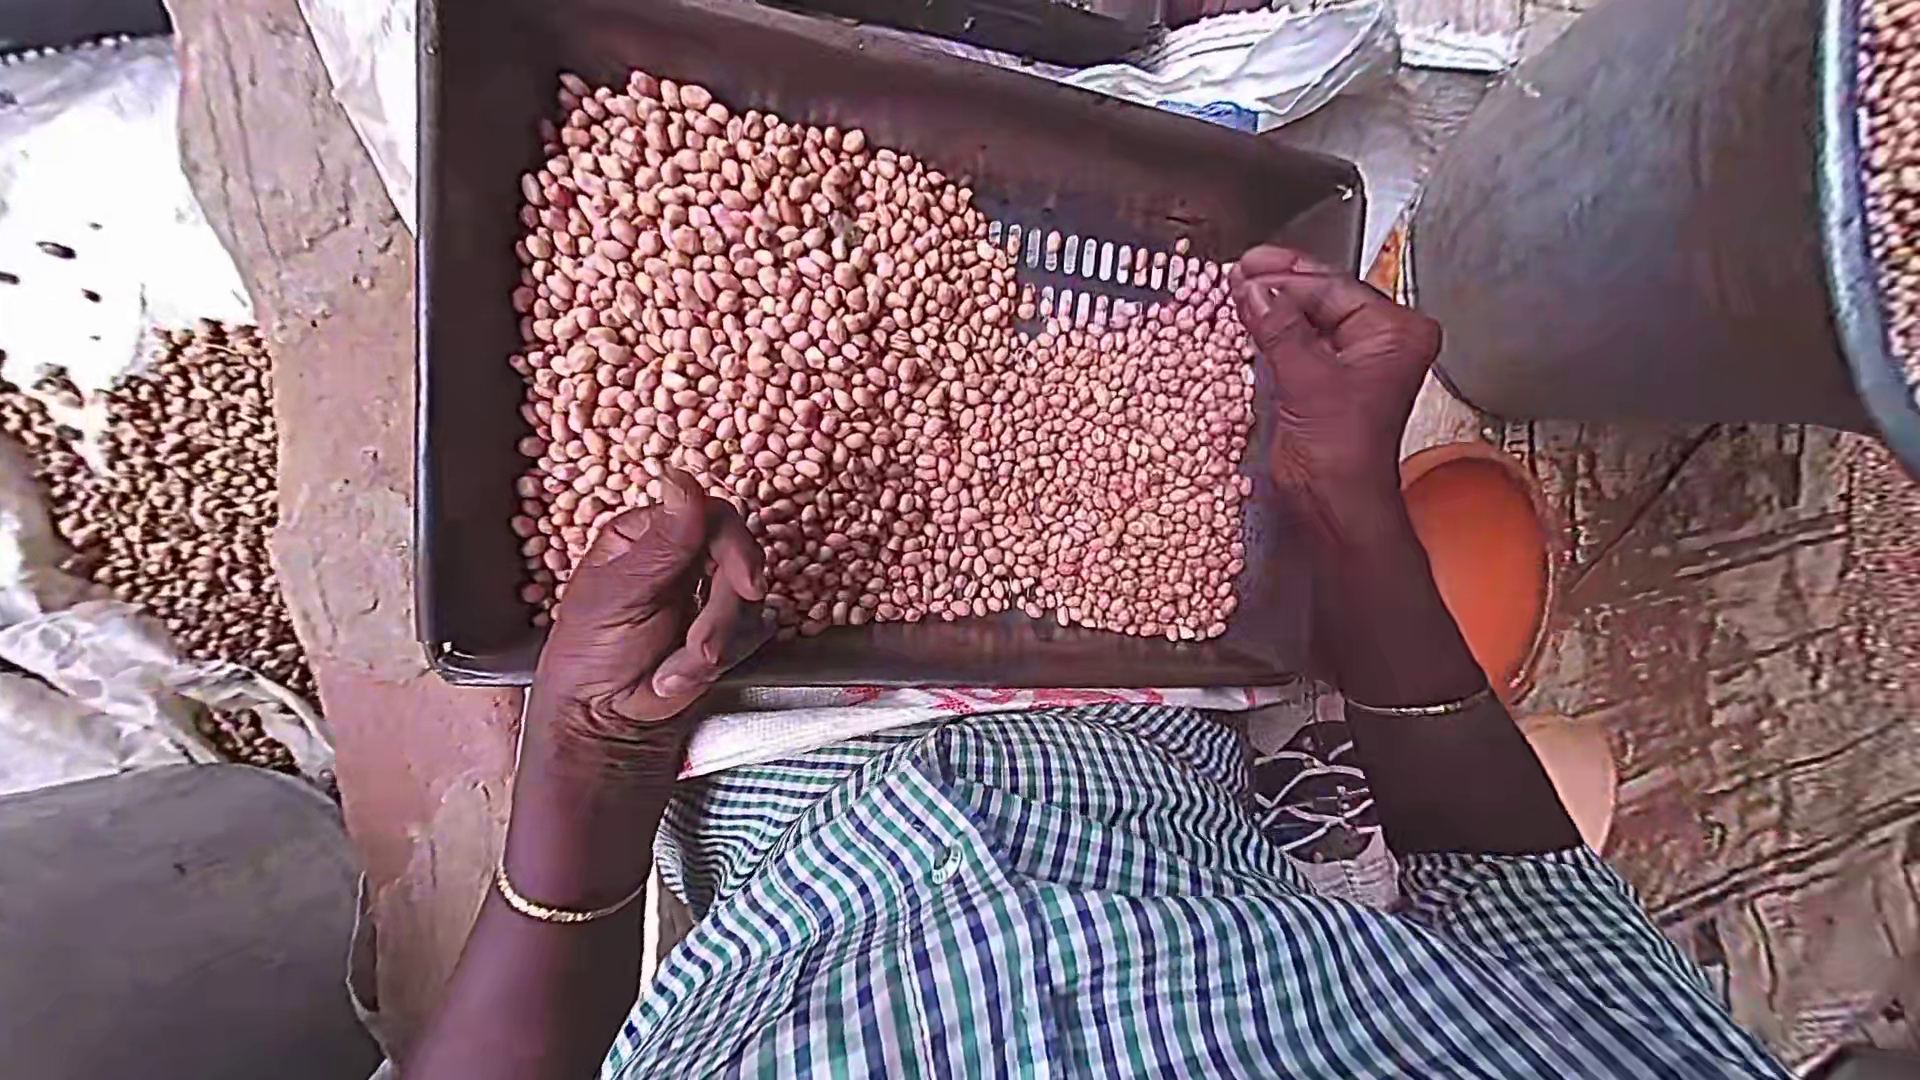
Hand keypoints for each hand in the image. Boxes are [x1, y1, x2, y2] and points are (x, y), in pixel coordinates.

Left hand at [526, 469, 770, 777]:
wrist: (605, 720)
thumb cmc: (593, 653)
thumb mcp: (620, 595)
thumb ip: (662, 541)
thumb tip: (680, 476)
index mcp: (650, 534)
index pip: (712, 516)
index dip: (735, 547)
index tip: (745, 582)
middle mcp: (685, 555)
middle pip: (741, 556)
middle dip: (724, 609)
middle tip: (703, 646)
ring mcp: (709, 590)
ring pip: (750, 597)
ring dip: (717, 640)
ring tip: (675, 670)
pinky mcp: (728, 624)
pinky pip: (753, 628)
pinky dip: (723, 657)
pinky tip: (684, 672)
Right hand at [1229, 246, 1440, 535]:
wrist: (1333, 500)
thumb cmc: (1339, 448)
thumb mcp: (1307, 379)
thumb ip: (1278, 329)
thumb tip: (1251, 287)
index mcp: (1394, 332)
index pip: (1334, 290)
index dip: (1287, 279)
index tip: (1247, 270)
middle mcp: (1376, 342)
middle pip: (1322, 299)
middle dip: (1279, 285)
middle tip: (1241, 268)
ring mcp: (1347, 363)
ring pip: (1305, 321)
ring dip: (1270, 308)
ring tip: (1236, 289)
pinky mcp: (1320, 383)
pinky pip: (1293, 346)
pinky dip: (1268, 334)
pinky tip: (1246, 321)